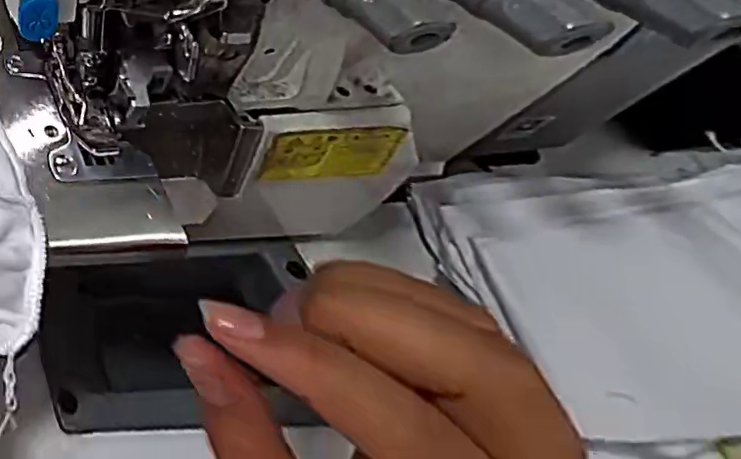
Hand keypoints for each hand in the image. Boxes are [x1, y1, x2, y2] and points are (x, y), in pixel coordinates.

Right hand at [173, 261, 583, 458]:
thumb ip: (245, 443)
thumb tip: (200, 353)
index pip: (398, 420)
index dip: (297, 358)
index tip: (224, 324)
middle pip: (467, 362)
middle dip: (346, 317)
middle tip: (273, 323)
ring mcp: (541, 445)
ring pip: (472, 329)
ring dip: (366, 298)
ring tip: (300, 319)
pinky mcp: (518, 410)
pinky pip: (468, 322)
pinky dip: (392, 297)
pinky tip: (341, 314)